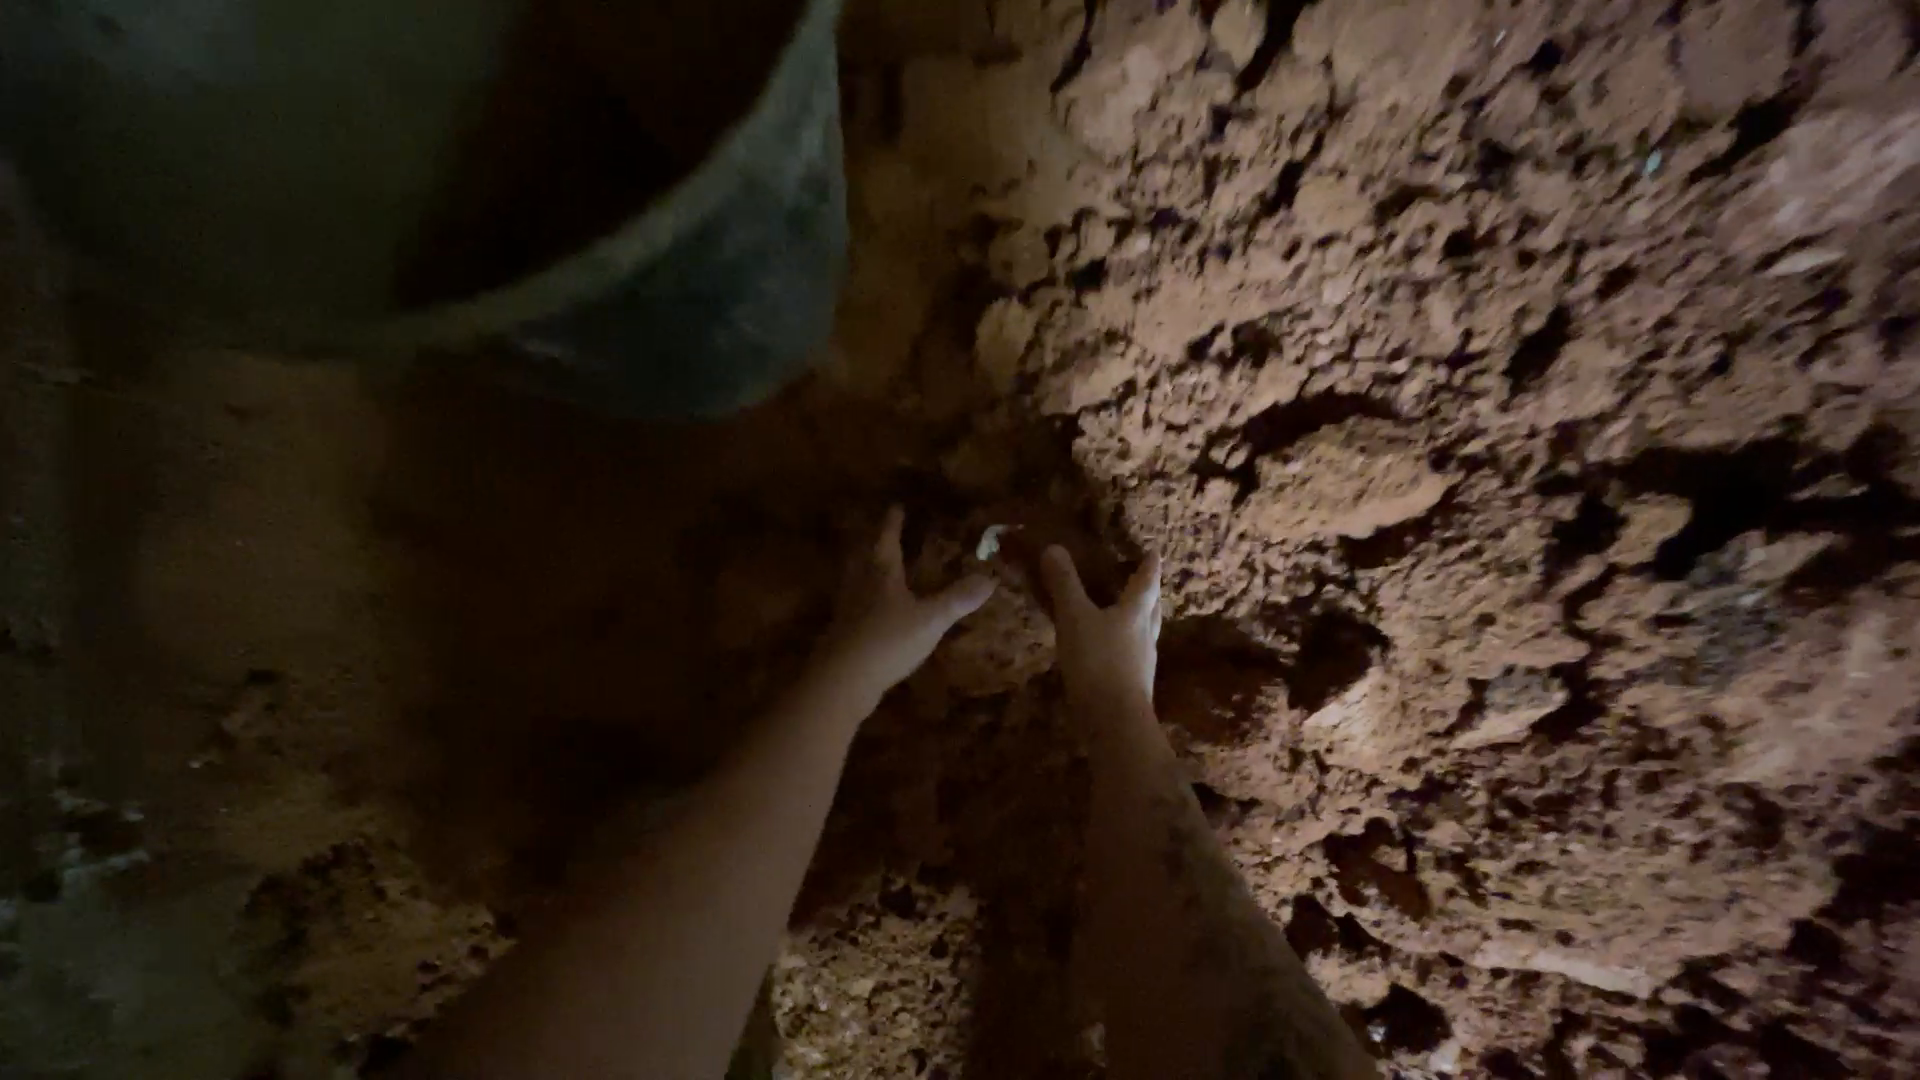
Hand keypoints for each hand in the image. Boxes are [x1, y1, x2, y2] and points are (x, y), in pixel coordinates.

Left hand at [814, 507, 994, 707]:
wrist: (841, 680)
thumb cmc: (887, 640)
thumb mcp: (930, 619)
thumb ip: (957, 599)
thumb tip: (991, 578)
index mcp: (881, 573)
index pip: (887, 539)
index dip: (893, 522)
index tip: (897, 506)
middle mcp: (860, 584)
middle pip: (864, 555)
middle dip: (874, 542)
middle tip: (883, 533)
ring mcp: (847, 609)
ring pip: (856, 579)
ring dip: (866, 569)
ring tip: (878, 566)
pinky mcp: (842, 633)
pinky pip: (855, 606)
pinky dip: (864, 600)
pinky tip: (872, 611)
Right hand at [1041, 546, 1160, 709]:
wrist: (1114, 721)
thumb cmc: (1098, 662)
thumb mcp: (1074, 618)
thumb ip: (1064, 584)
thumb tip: (1054, 547)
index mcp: (1135, 613)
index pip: (1146, 582)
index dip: (1149, 565)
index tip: (1153, 551)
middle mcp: (1145, 635)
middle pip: (1152, 608)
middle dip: (1149, 592)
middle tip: (1146, 580)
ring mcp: (1142, 663)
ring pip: (1146, 632)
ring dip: (1141, 619)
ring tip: (1130, 613)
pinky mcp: (1133, 685)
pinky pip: (1133, 655)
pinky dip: (1126, 645)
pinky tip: (1113, 651)